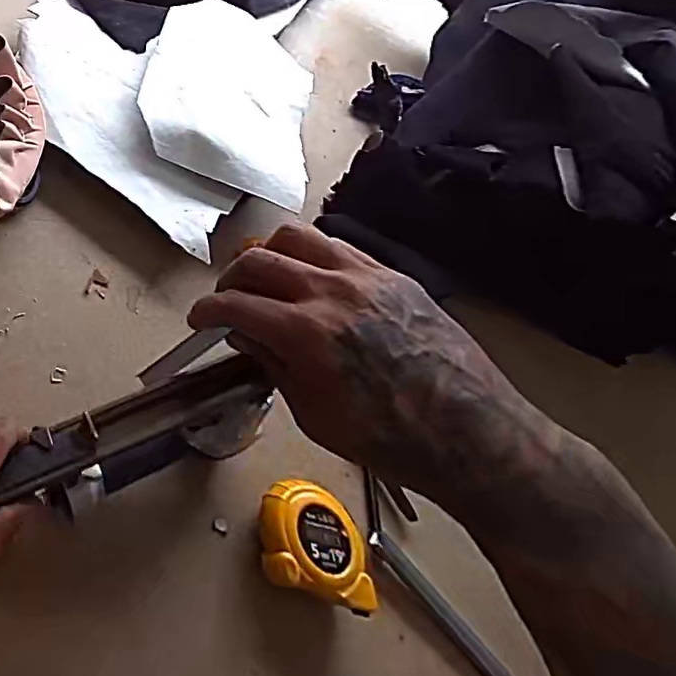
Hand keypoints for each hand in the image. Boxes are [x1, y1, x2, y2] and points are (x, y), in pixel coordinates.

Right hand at [188, 223, 551, 510]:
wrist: (476, 438)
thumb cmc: (394, 439)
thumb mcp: (313, 413)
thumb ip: (270, 363)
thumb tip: (243, 333)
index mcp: (308, 334)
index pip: (235, 304)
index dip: (206, 311)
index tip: (200, 319)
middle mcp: (333, 293)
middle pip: (255, 261)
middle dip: (229, 281)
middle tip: (228, 301)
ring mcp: (366, 278)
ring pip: (294, 237)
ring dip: (267, 255)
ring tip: (266, 279)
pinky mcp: (392, 276)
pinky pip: (336, 246)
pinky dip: (309, 256)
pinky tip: (308, 279)